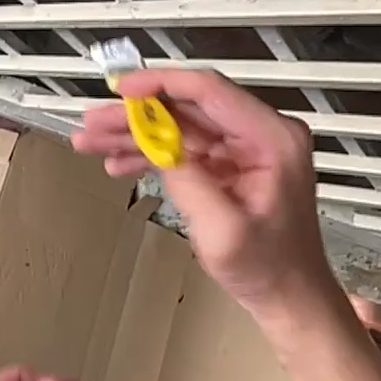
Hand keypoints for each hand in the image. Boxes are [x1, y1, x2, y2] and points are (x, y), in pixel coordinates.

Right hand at [72, 68, 335, 316]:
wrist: (288, 296)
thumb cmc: (268, 268)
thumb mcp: (223, 230)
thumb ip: (189, 182)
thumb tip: (154, 144)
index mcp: (272, 139)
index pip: (210, 91)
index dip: (161, 84)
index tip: (122, 90)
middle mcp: (259, 134)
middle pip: (187, 107)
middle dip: (135, 113)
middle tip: (94, 122)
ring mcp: (242, 149)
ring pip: (178, 126)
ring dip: (134, 133)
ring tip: (92, 142)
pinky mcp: (228, 165)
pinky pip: (182, 147)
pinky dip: (149, 153)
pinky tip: (119, 162)